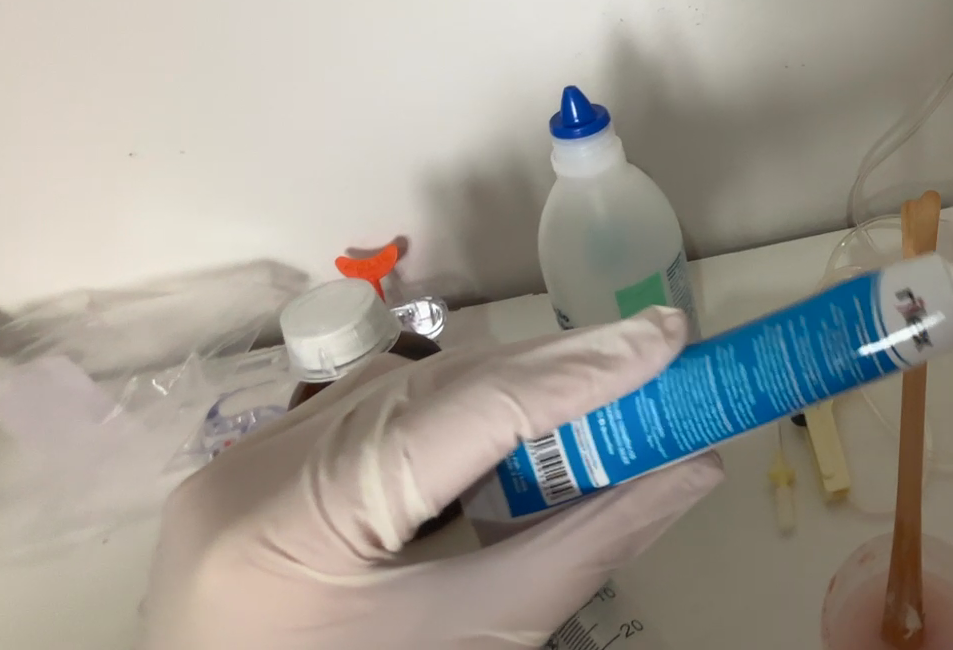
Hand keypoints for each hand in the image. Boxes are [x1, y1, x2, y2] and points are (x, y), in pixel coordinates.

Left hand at [139, 308, 721, 648]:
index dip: (580, 368)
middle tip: (658, 348)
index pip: (467, 408)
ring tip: (604, 381)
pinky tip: (519, 416)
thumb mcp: (483, 640)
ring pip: (421, 381)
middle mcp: (259, 464)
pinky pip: (390, 404)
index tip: (671, 333)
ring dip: (523, 378)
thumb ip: (595, 540)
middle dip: (563, 366)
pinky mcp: (266, 465)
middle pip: (446, 382)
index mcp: (290, 521)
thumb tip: (699, 466)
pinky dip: (471, 402)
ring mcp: (252, 459)